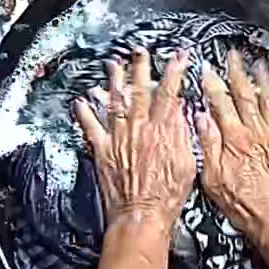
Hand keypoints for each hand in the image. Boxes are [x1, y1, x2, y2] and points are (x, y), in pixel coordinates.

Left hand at [74, 48, 196, 232]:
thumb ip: (184, 134)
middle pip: (140, 91)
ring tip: (112, 65)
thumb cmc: (167, 196)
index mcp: (163, 130)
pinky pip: (91, 126)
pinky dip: (84, 112)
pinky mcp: (103, 150)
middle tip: (139, 52)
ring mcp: (119, 137)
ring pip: (115, 102)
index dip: (175, 71)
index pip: (170, 92)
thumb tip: (182, 112)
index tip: (178, 57)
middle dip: (140, 68)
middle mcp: (139, 128)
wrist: (142, 216)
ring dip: (113, 81)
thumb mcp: (187, 163)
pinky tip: (81, 100)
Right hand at [196, 49, 268, 250]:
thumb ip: (207, 144)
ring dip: (264, 81)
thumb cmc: (242, 203)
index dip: (213, 84)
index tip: (207, 69)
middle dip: (238, 73)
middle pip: (245, 95)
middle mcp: (256, 133)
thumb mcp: (212, 177)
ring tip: (261, 64)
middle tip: (234, 56)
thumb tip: (200, 118)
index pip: (220, 103)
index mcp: (234, 139)